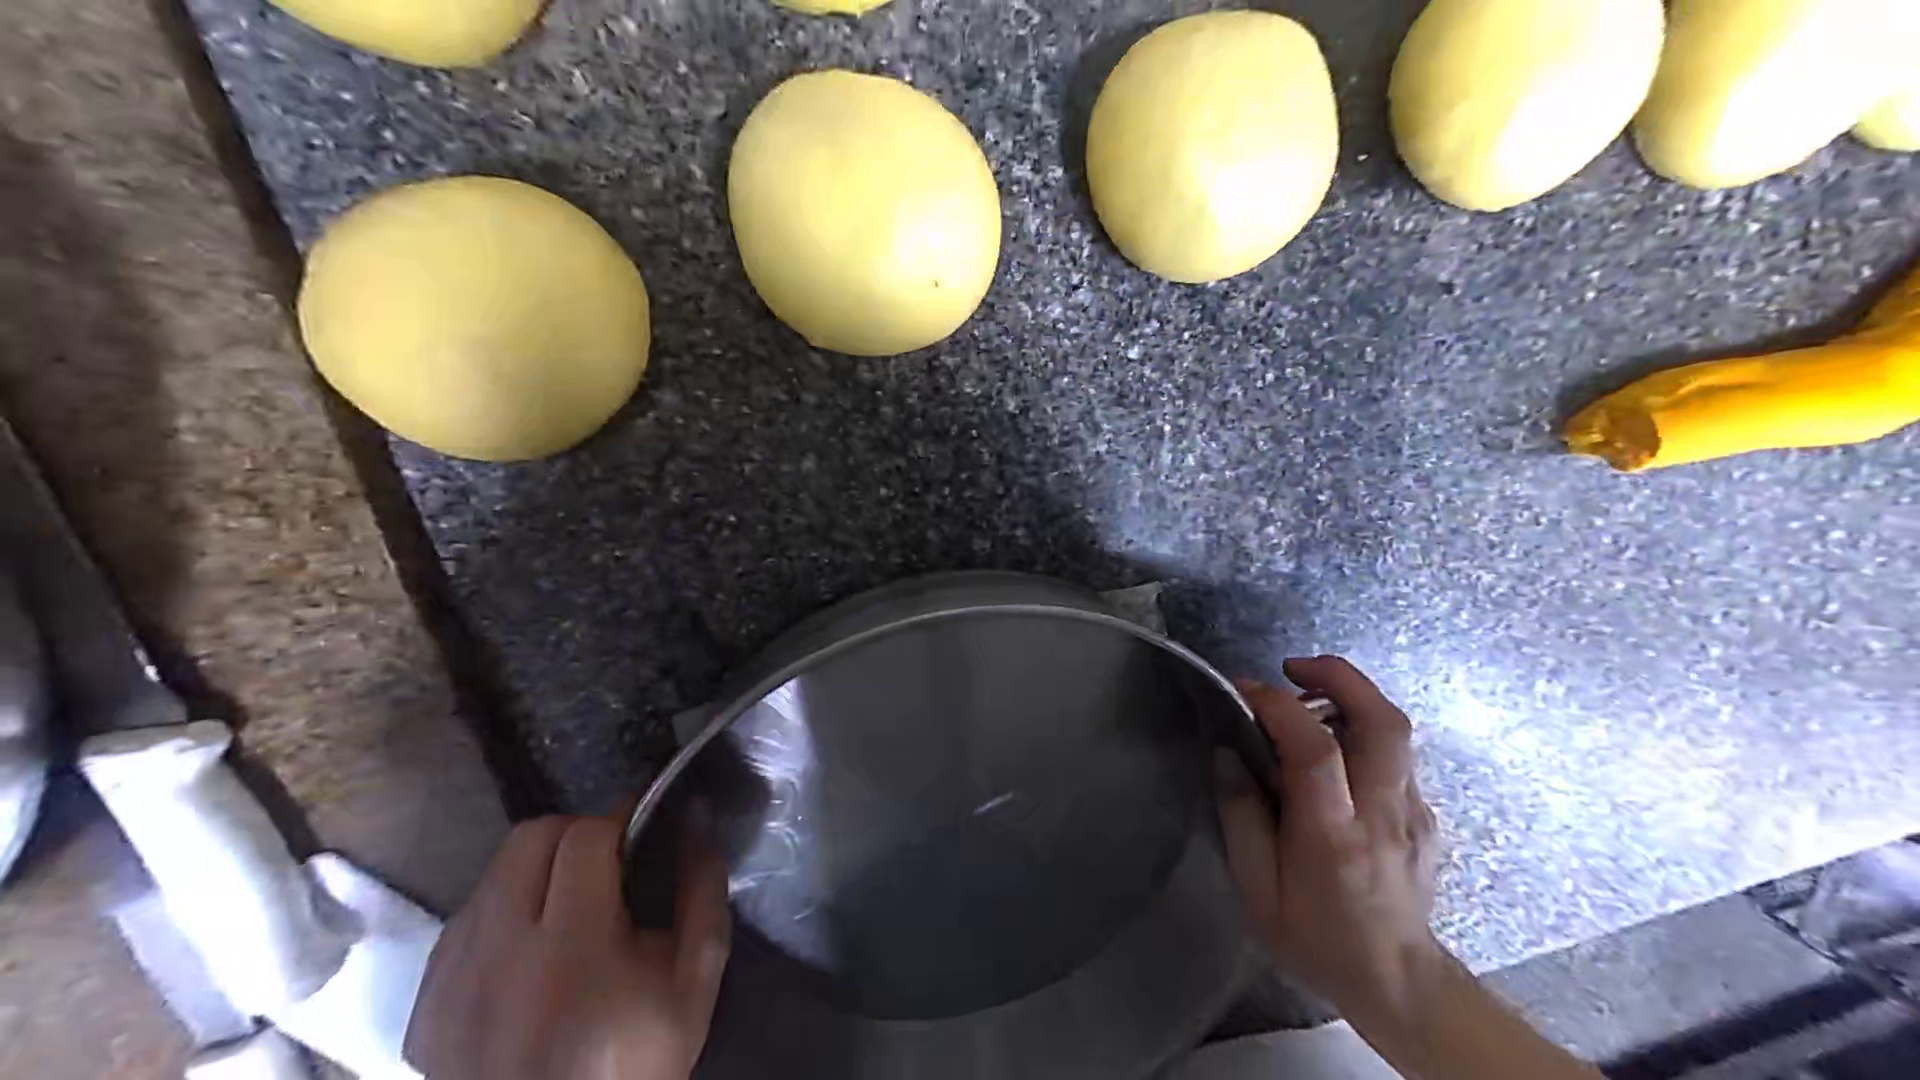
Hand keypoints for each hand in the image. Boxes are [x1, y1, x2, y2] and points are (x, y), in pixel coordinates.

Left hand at [405, 812, 731, 1079]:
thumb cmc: (635, 1066)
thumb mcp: (695, 982)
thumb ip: (700, 891)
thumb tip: (694, 817)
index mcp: (571, 950)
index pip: (584, 836)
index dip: (619, 818)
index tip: (641, 829)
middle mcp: (496, 955)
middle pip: (529, 838)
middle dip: (577, 834)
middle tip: (609, 866)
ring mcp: (448, 983)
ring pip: (493, 874)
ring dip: (538, 870)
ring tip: (570, 906)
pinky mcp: (421, 1009)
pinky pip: (465, 921)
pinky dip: (503, 913)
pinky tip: (530, 949)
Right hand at [1215, 656, 1441, 1023]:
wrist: (1398, 982)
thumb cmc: (1316, 937)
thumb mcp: (1257, 888)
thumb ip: (1240, 816)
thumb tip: (1228, 755)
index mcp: (1334, 834)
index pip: (1316, 750)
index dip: (1279, 707)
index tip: (1246, 690)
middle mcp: (1384, 813)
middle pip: (1382, 721)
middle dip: (1339, 677)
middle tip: (1294, 667)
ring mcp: (1414, 812)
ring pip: (1395, 730)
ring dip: (1349, 698)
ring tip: (1305, 701)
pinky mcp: (1425, 815)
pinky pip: (1395, 754)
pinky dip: (1360, 731)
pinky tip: (1332, 749)